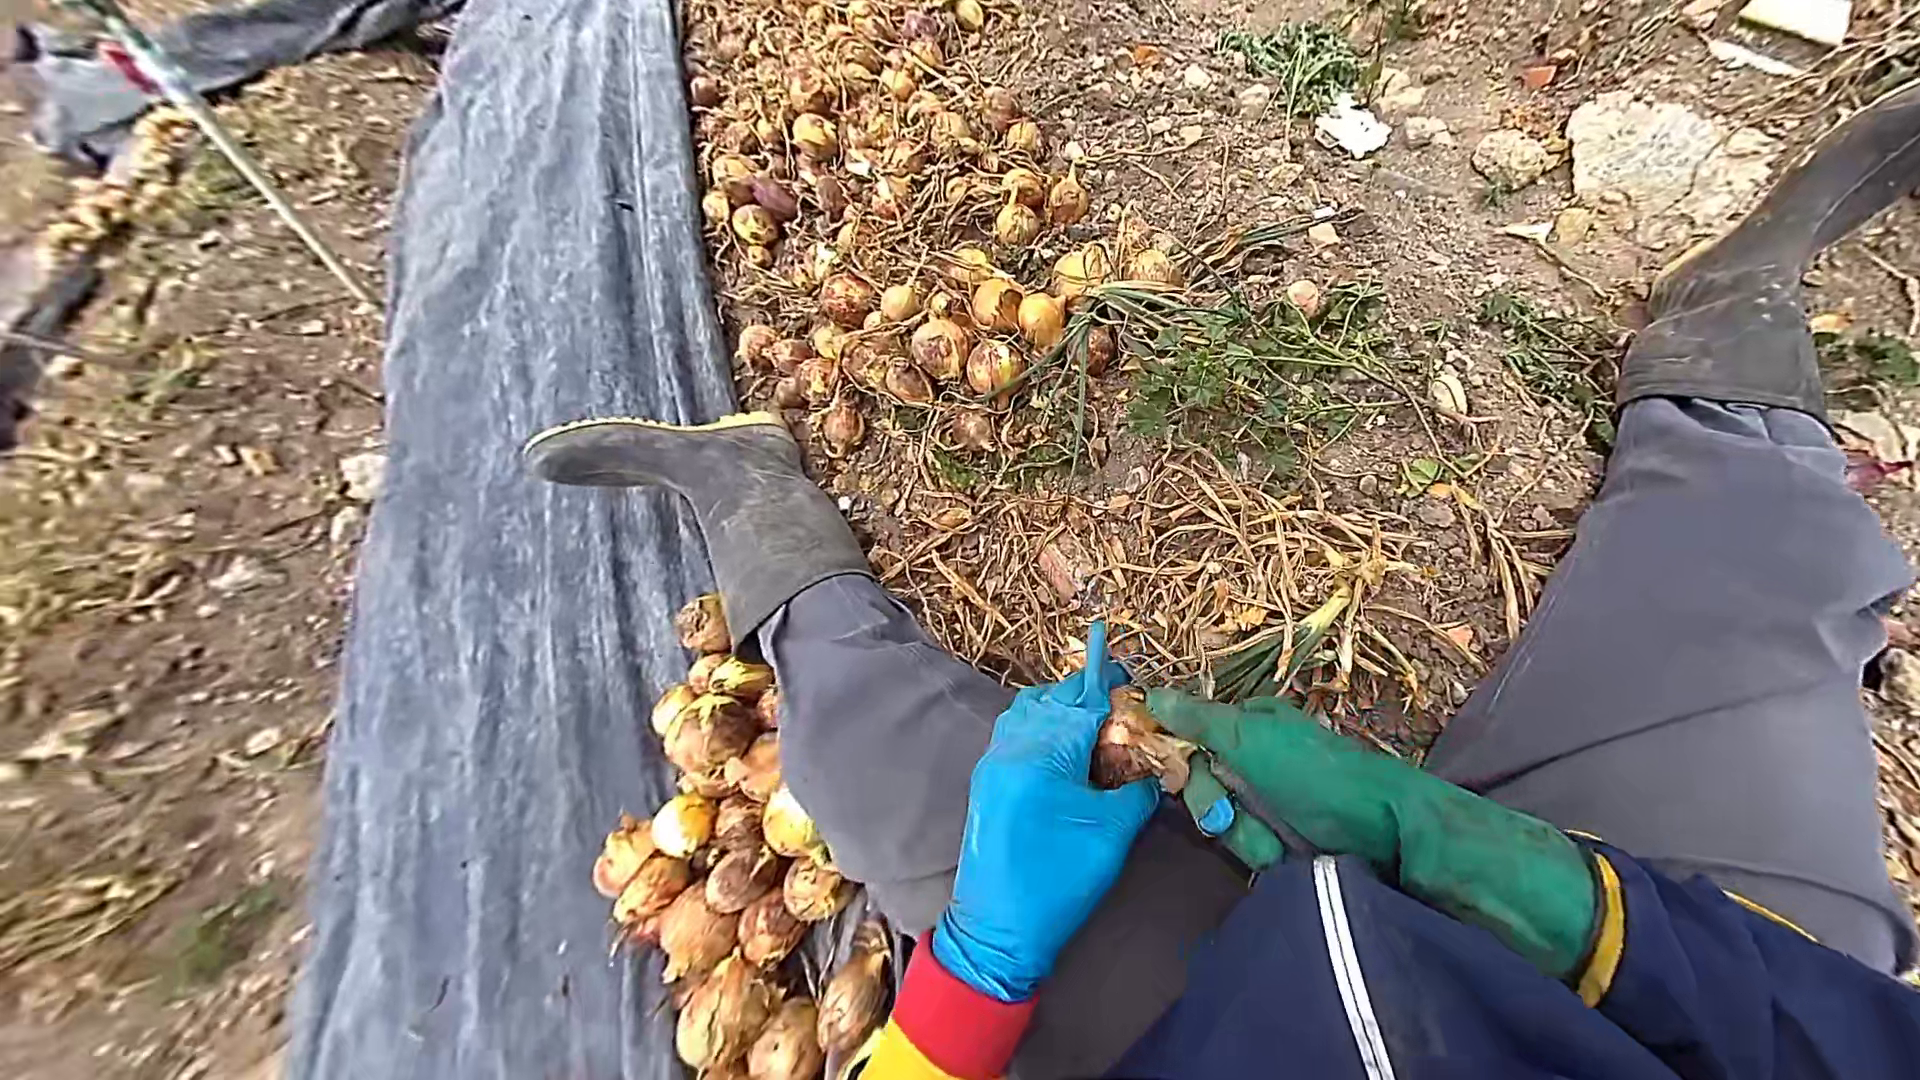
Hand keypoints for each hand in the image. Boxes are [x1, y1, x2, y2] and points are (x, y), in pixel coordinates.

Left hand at [933, 623, 1159, 1001]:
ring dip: (1058, 702)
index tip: (1124, 667)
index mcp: (1046, 751)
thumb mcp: (1112, 835)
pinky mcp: (987, 770)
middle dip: (1085, 691)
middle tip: (1114, 695)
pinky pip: (1013, 726)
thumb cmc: (1060, 878)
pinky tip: (1057, 738)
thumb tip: (1156, 767)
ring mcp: (995, 754)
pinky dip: (1037, 719)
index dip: (1107, 682)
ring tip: (1088, 716)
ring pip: (1029, 707)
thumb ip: (1136, 792)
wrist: (997, 924)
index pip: (1083, 701)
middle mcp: (1015, 742)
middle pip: (1055, 698)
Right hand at [1149, 689, 1598, 978]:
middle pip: (1194, 776)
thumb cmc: (1316, 774)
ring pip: (1215, 814)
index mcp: (1244, 723)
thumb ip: (1197, 718)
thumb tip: (1148, 694)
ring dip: (1239, 829)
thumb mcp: (1250, 738)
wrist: (1391, 839)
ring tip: (1274, 838)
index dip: (1172, 752)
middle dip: (1210, 798)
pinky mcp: (1274, 834)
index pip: (1185, 731)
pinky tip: (1282, 853)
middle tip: (1227, 808)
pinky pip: (1239, 841)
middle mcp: (1247, 756)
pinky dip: (1257, 849)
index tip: (1168, 768)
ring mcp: (1261, 797)